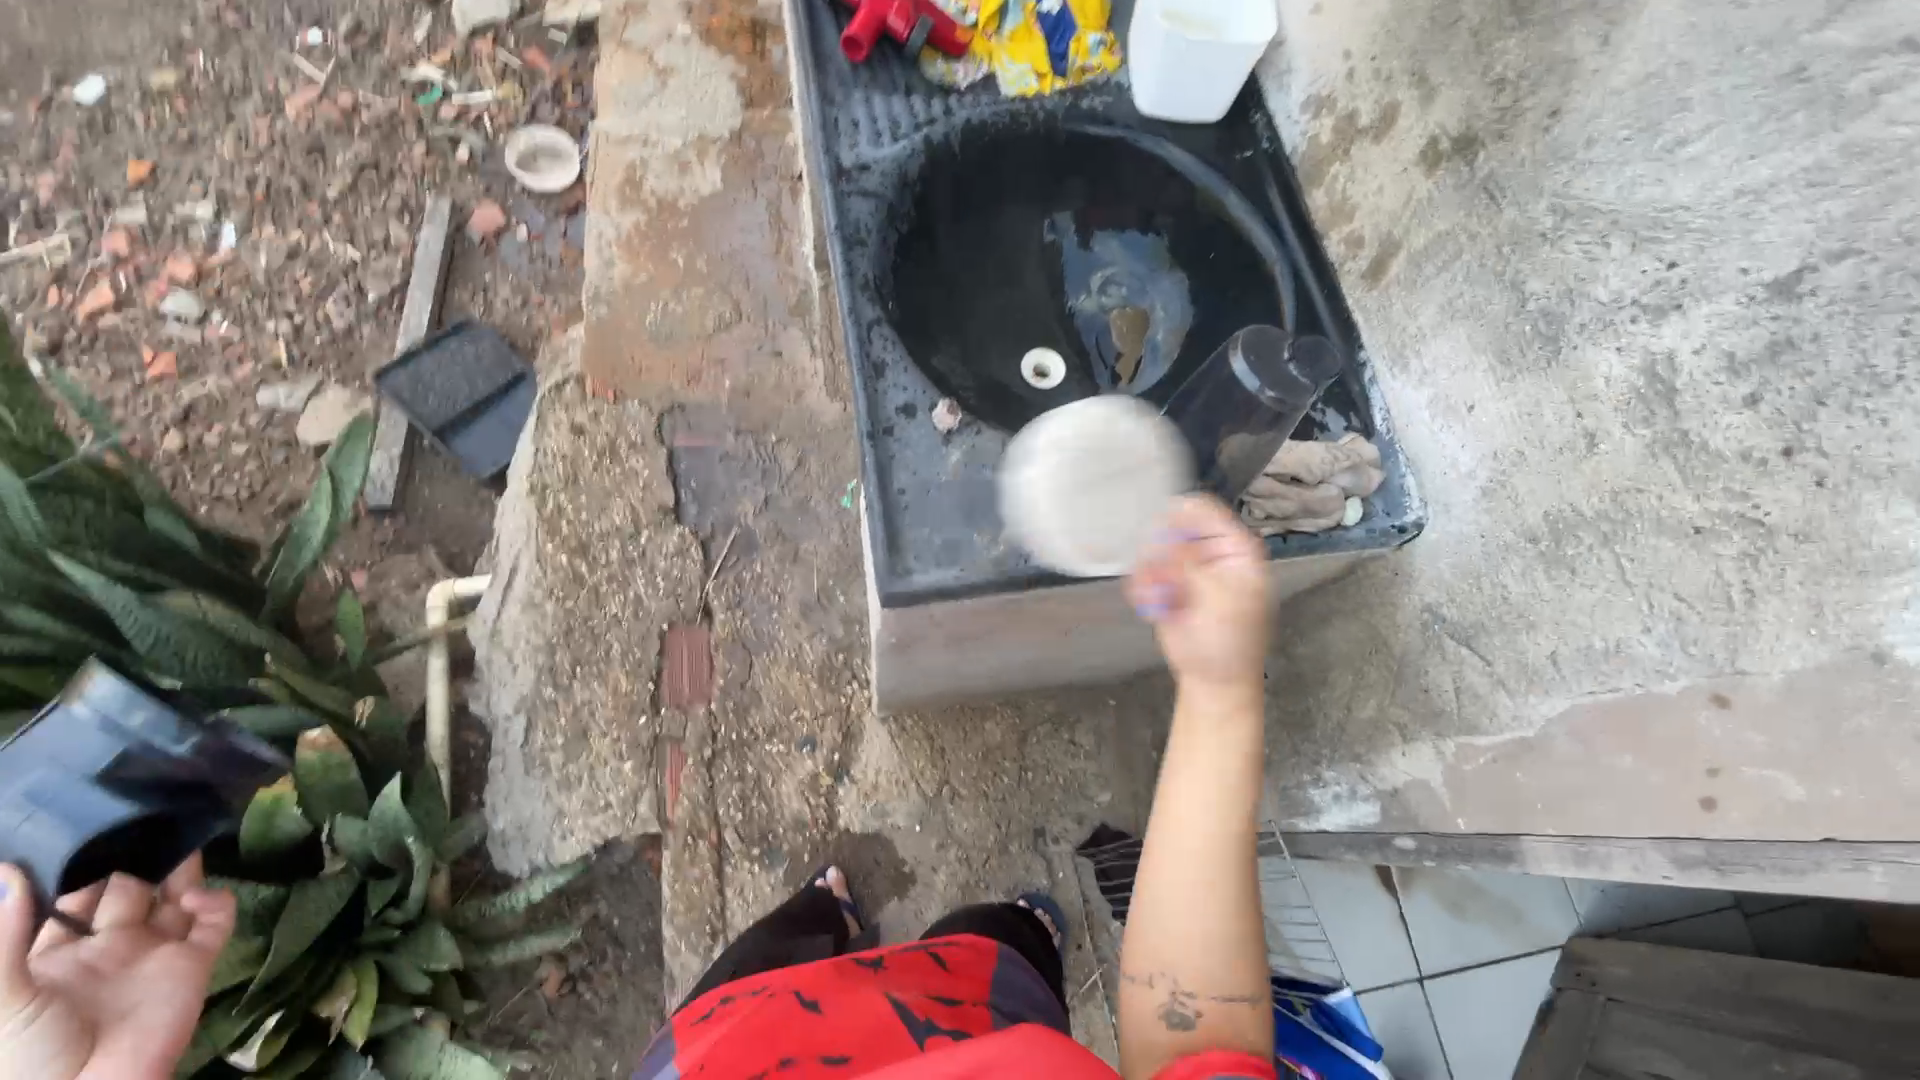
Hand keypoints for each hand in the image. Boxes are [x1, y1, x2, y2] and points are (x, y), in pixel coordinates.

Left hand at [0, 857, 235, 1079]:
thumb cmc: (30, 1052)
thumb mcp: (5, 997)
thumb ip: (7, 936)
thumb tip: (9, 868)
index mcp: (57, 955)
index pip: (72, 900)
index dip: (82, 871)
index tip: (91, 835)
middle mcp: (110, 947)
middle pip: (129, 891)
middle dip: (135, 862)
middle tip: (145, 829)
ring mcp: (156, 954)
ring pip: (176, 898)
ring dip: (180, 873)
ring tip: (181, 845)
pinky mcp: (195, 963)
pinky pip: (216, 922)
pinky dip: (214, 903)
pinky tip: (196, 899)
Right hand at [1126, 496, 1271, 696]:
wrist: (1214, 678)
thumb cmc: (1231, 640)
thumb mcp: (1219, 597)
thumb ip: (1191, 563)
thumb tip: (1167, 536)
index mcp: (1234, 549)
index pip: (1207, 512)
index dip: (1182, 514)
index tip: (1160, 527)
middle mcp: (1208, 553)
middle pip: (1173, 529)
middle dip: (1161, 551)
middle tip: (1162, 576)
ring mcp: (1184, 569)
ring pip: (1153, 551)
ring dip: (1150, 573)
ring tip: (1158, 597)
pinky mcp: (1163, 586)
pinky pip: (1142, 573)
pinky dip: (1142, 587)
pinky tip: (1152, 604)